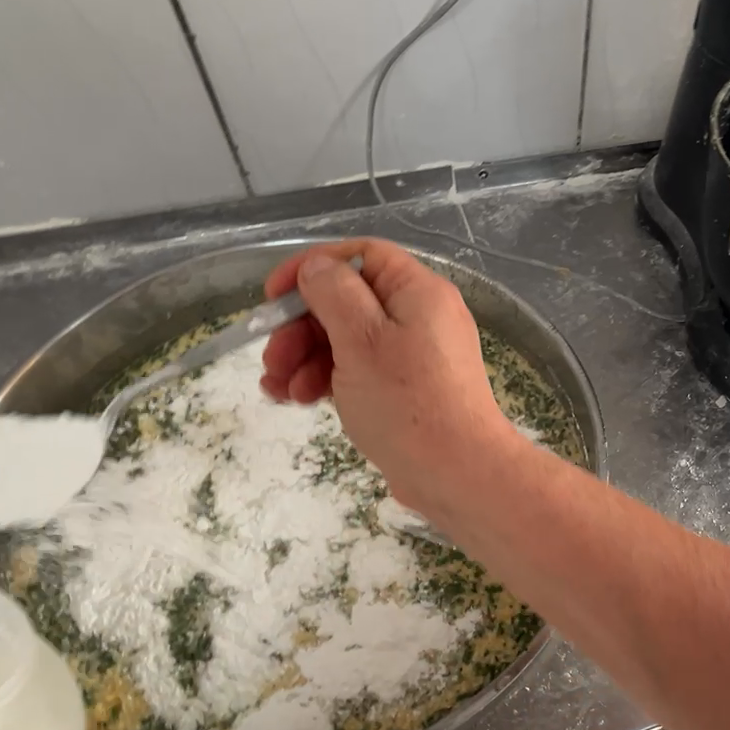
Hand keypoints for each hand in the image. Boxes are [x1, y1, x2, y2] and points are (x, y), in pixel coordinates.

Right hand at [259, 239, 520, 513]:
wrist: (458, 472)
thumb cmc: (407, 401)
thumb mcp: (361, 338)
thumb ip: (333, 293)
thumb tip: (318, 267)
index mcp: (419, 292)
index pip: (361, 257)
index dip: (313, 268)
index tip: (273, 296)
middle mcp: (422, 317)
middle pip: (349, 302)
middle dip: (301, 328)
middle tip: (271, 360)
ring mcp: (417, 356)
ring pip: (349, 340)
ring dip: (306, 358)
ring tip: (279, 391)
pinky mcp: (410, 390)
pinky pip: (362, 371)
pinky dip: (329, 379)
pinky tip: (297, 400)